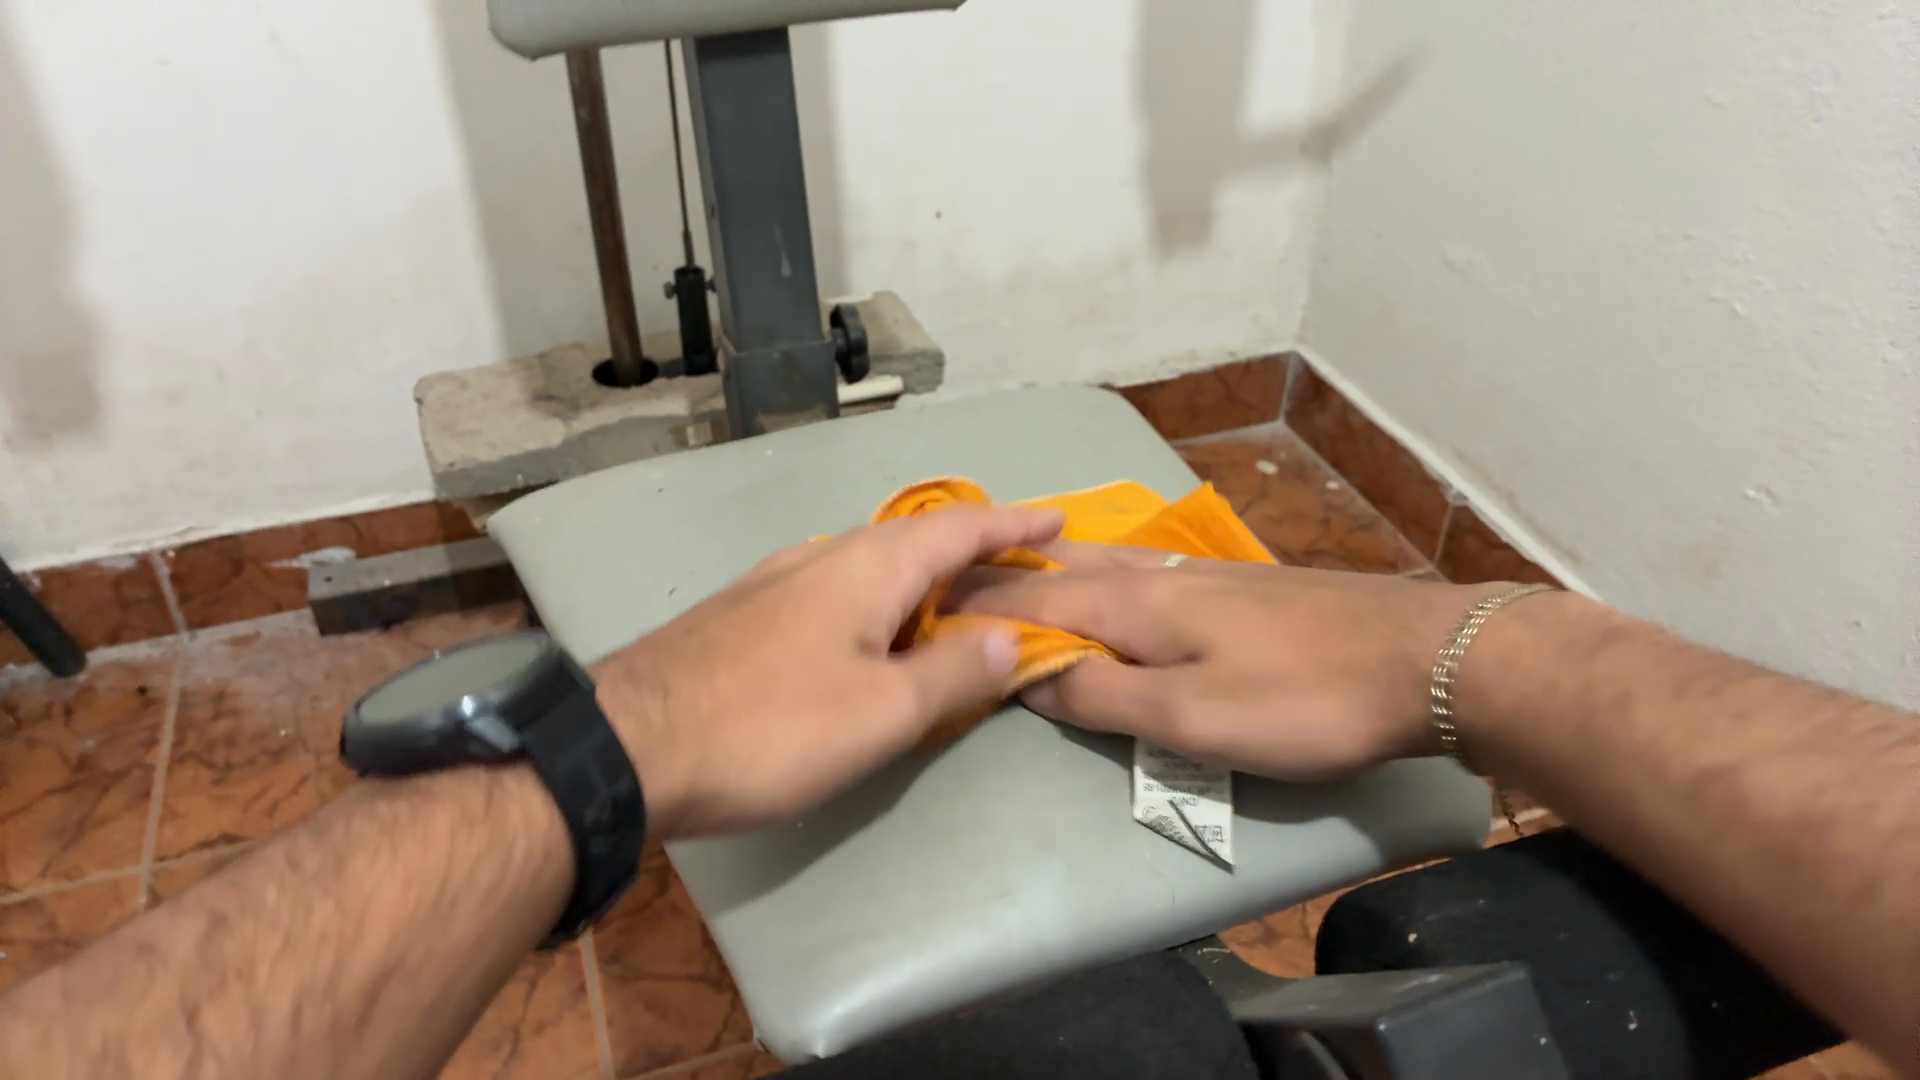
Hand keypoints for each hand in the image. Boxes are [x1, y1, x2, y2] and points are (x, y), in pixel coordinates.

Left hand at [591, 505, 1061, 839]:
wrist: (627, 744)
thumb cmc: (769, 726)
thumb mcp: (881, 712)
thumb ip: (952, 672)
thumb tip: (1009, 636)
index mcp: (869, 566)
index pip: (961, 528)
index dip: (1014, 523)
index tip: (1057, 520)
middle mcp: (825, 554)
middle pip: (917, 538)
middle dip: (972, 549)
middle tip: (1015, 569)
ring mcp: (779, 578)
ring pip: (872, 562)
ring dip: (923, 575)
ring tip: (953, 602)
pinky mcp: (749, 610)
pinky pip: (837, 587)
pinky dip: (880, 599)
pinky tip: (872, 630)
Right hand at [950, 543, 1489, 779]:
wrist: (1420, 655)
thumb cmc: (1299, 696)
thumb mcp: (1191, 716)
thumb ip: (1102, 696)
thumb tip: (1027, 676)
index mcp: (1130, 604)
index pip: (1029, 601)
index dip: (975, 610)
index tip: (923, 614)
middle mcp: (1150, 575)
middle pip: (1055, 569)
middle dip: (999, 579)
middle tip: (950, 588)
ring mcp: (1192, 574)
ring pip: (1094, 562)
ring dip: (1041, 570)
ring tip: (1006, 577)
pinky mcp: (1227, 585)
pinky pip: (1131, 571)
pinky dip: (1088, 574)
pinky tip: (1098, 581)